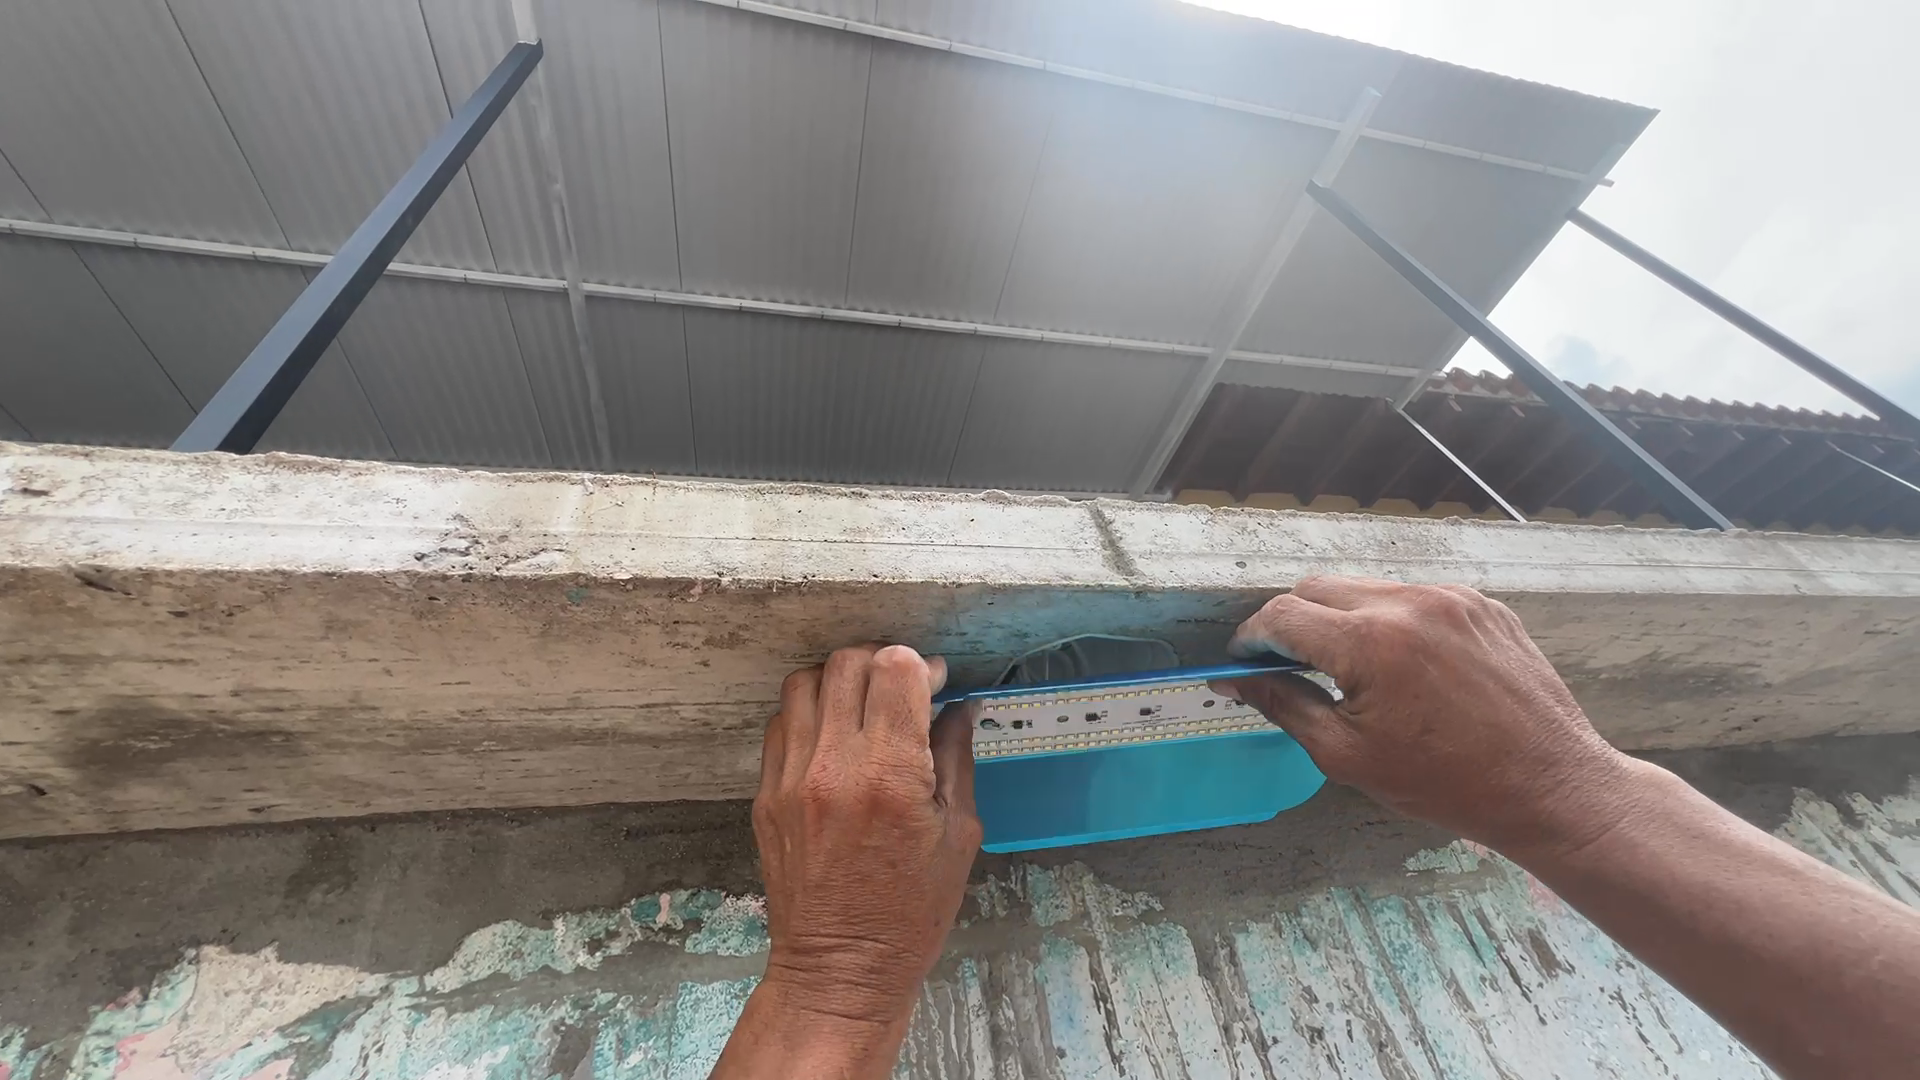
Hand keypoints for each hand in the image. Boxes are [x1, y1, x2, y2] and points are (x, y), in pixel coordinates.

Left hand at [751, 644, 980, 1027]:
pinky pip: (781, 721)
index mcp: (890, 773)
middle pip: (848, 662)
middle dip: (882, 661)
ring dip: (841, 679)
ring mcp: (790, 776)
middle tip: (902, 688)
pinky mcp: (765, 792)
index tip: (934, 683)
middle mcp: (834, 764)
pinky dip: (810, 711)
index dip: (921, 664)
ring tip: (863, 704)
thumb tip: (961, 703)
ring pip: (805, 681)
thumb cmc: (913, 909)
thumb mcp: (958, 832)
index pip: (895, 668)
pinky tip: (832, 735)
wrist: (838, 971)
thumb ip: (956, 755)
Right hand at [1214, 575, 1631, 855]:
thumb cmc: (1443, 783)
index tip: (1241, 660)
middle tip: (1288, 663)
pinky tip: (1399, 661)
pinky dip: (1385, 619)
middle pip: (1314, 588)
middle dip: (1289, 621)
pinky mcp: (1479, 602)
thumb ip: (1281, 703)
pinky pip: (1408, 596)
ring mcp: (1449, 597)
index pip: (1282, 615)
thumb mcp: (1345, 754)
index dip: (1251, 636)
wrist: (1555, 789)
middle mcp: (1407, 604)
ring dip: (1337, 618)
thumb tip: (1231, 679)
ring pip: (1360, 588)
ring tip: (1347, 663)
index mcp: (1370, 644)